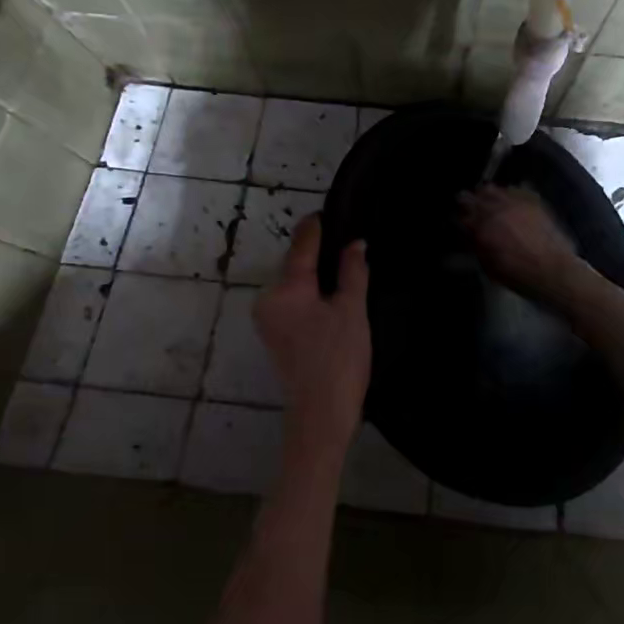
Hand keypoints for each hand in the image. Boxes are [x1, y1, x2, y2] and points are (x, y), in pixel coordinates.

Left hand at [254, 214, 371, 464]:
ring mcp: (268, 319)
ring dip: (316, 276)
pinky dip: (310, 295)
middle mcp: (268, 298)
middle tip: (348, 242)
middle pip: (296, 265)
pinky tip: (332, 296)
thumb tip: (356, 243)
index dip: (317, 225)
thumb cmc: (339, 359)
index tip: (330, 209)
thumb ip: (352, 271)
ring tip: (346, 266)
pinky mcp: (274, 335)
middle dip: (319, 253)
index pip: (302, 245)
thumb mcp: (352, 310)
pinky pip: (293, 303)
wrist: (321, 414)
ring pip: (294, 285)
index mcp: (286, 288)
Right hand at [458, 184, 585, 302]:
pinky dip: (508, 193)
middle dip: (467, 203)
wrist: (554, 271)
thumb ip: (476, 247)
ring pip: (491, 189)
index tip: (460, 223)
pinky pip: (515, 189)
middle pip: (471, 197)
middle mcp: (494, 211)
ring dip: (486, 195)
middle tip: (467, 208)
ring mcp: (514, 203)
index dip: (458, 220)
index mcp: (480, 228)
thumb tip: (470, 237)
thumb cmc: (518, 275)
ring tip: (486, 200)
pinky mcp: (532, 201)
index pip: (460, 217)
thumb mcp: (489, 267)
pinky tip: (509, 199)